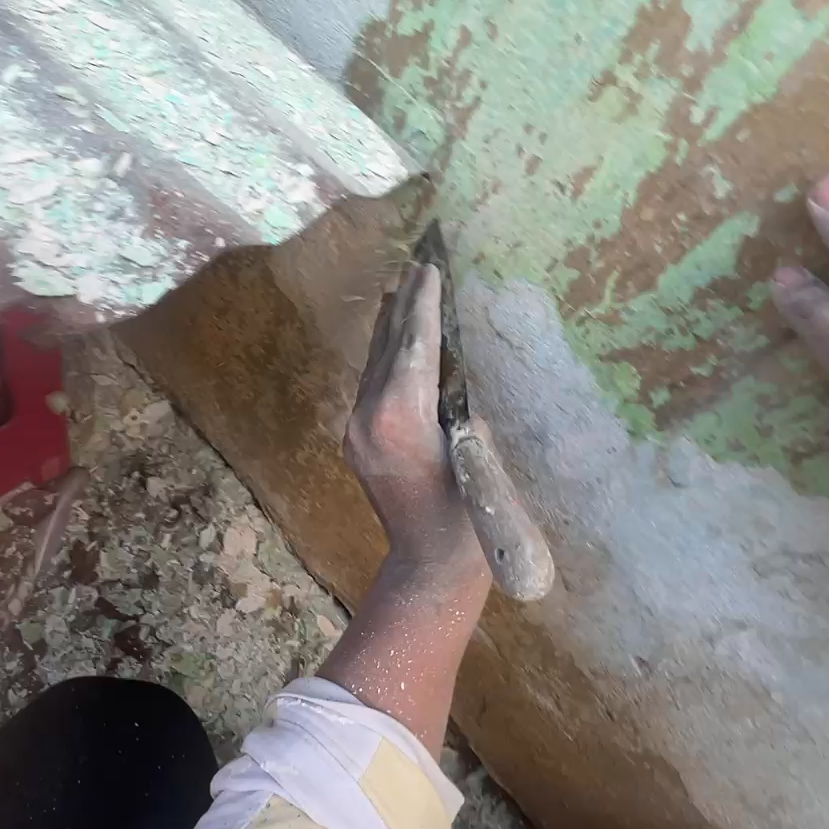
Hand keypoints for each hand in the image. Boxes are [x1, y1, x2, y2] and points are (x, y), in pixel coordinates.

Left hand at [345, 262, 486, 581]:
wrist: (428, 562)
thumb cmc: (469, 513)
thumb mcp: (476, 447)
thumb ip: (458, 402)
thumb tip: (449, 369)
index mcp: (401, 414)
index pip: (414, 344)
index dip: (424, 304)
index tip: (428, 269)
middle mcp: (368, 415)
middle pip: (388, 348)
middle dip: (404, 306)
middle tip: (415, 266)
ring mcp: (354, 429)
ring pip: (372, 366)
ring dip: (387, 329)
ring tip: (398, 291)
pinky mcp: (353, 440)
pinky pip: (369, 388)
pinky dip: (382, 360)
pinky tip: (388, 343)